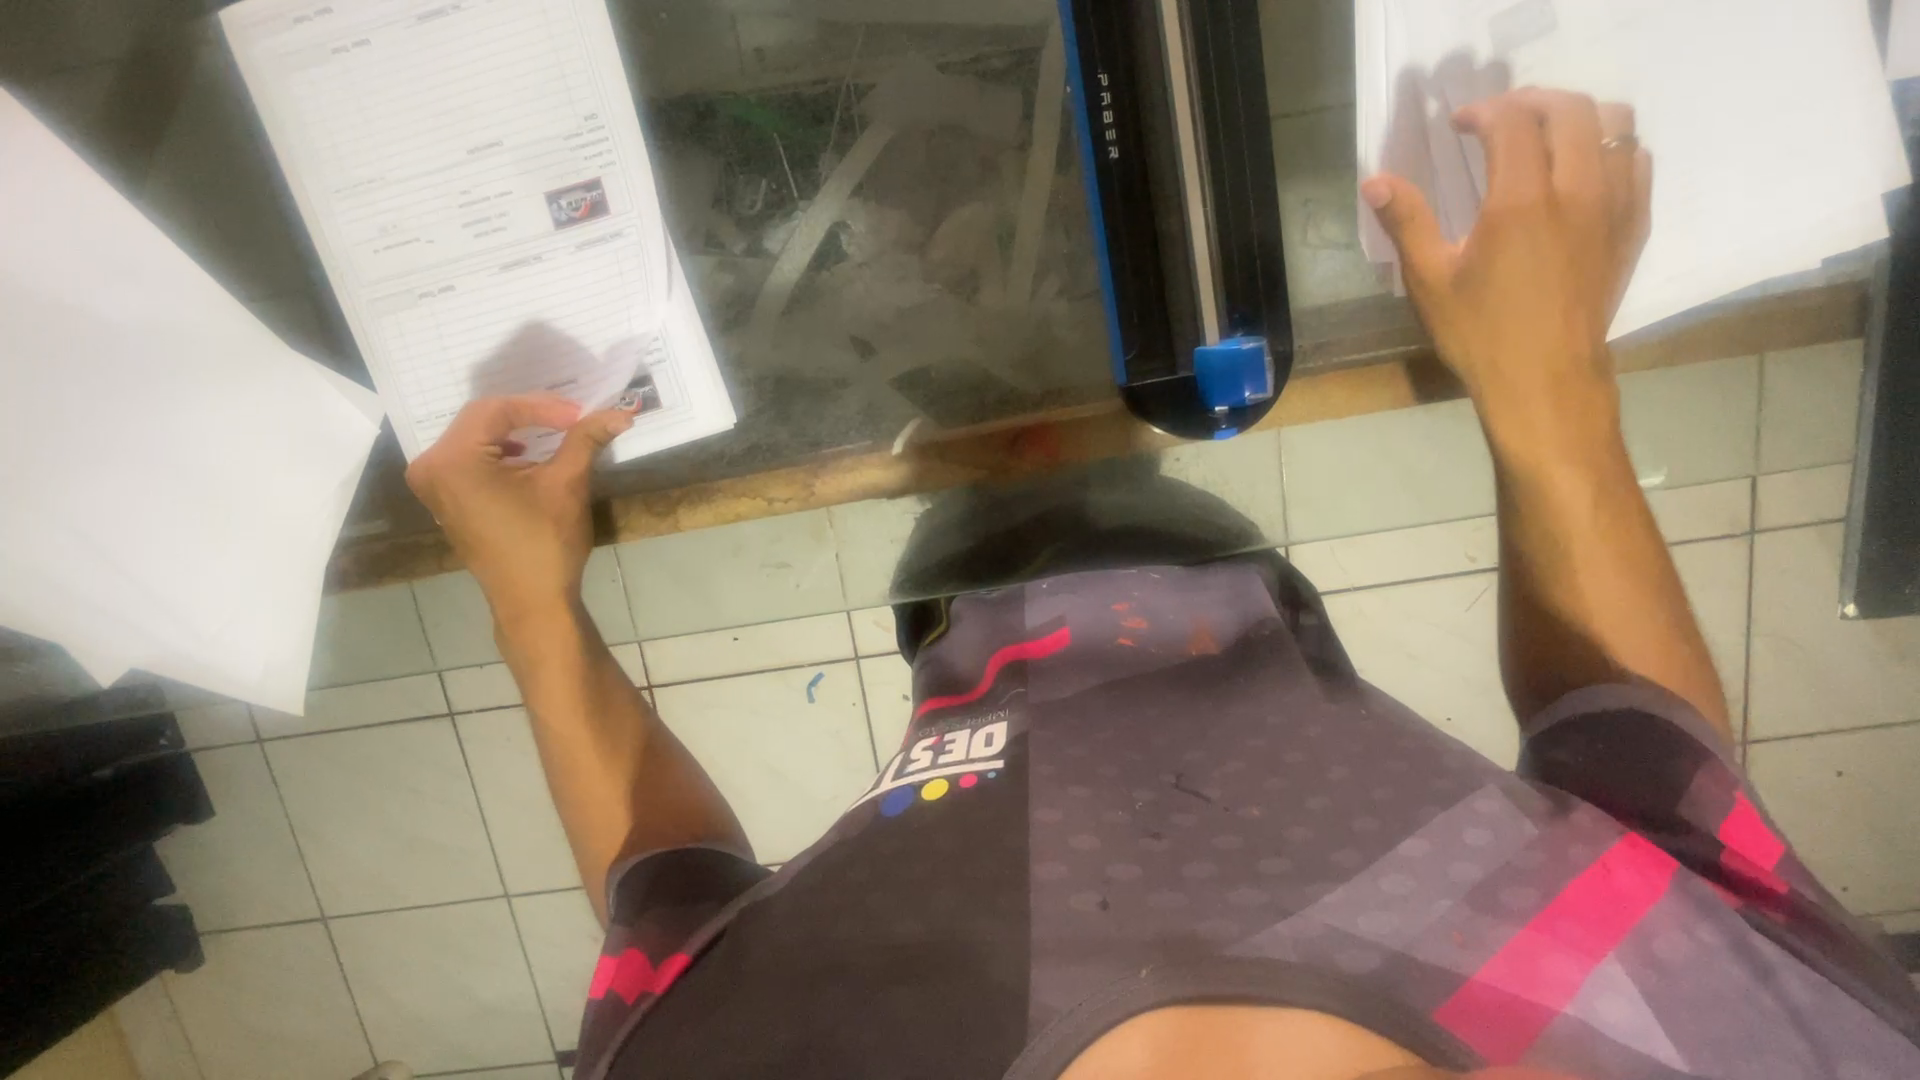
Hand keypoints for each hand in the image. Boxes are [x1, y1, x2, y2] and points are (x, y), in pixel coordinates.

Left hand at [405, 396, 635, 629]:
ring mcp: (433, 485)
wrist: (532, 598)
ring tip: (556, 433)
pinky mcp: (446, 499)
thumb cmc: (546, 541)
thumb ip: (586, 439)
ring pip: (476, 438)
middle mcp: (431, 466)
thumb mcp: (568, 483)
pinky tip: (529, 457)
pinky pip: (471, 459)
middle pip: (482, 420)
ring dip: (516, 431)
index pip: (496, 410)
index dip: (542, 406)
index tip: (581, 414)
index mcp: (452, 459)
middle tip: (571, 419)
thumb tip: (620, 413)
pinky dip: (502, 452)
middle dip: (529, 415)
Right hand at [1362, 88, 1651, 421]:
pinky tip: (1579, 168)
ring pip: (1614, 123)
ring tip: (1541, 135)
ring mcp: (1613, 204)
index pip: (1513, 123)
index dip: (1484, 112)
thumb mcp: (1429, 281)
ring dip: (1575, 116)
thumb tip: (1376, 183)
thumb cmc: (1479, 333)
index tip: (1459, 123)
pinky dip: (1608, 145)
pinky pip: (1635, 159)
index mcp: (1520, 201)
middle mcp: (1576, 189)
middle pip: (1570, 109)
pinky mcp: (1632, 224)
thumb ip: (1407, 223)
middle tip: (1498, 119)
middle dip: (1531, 102)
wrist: (1544, 377)